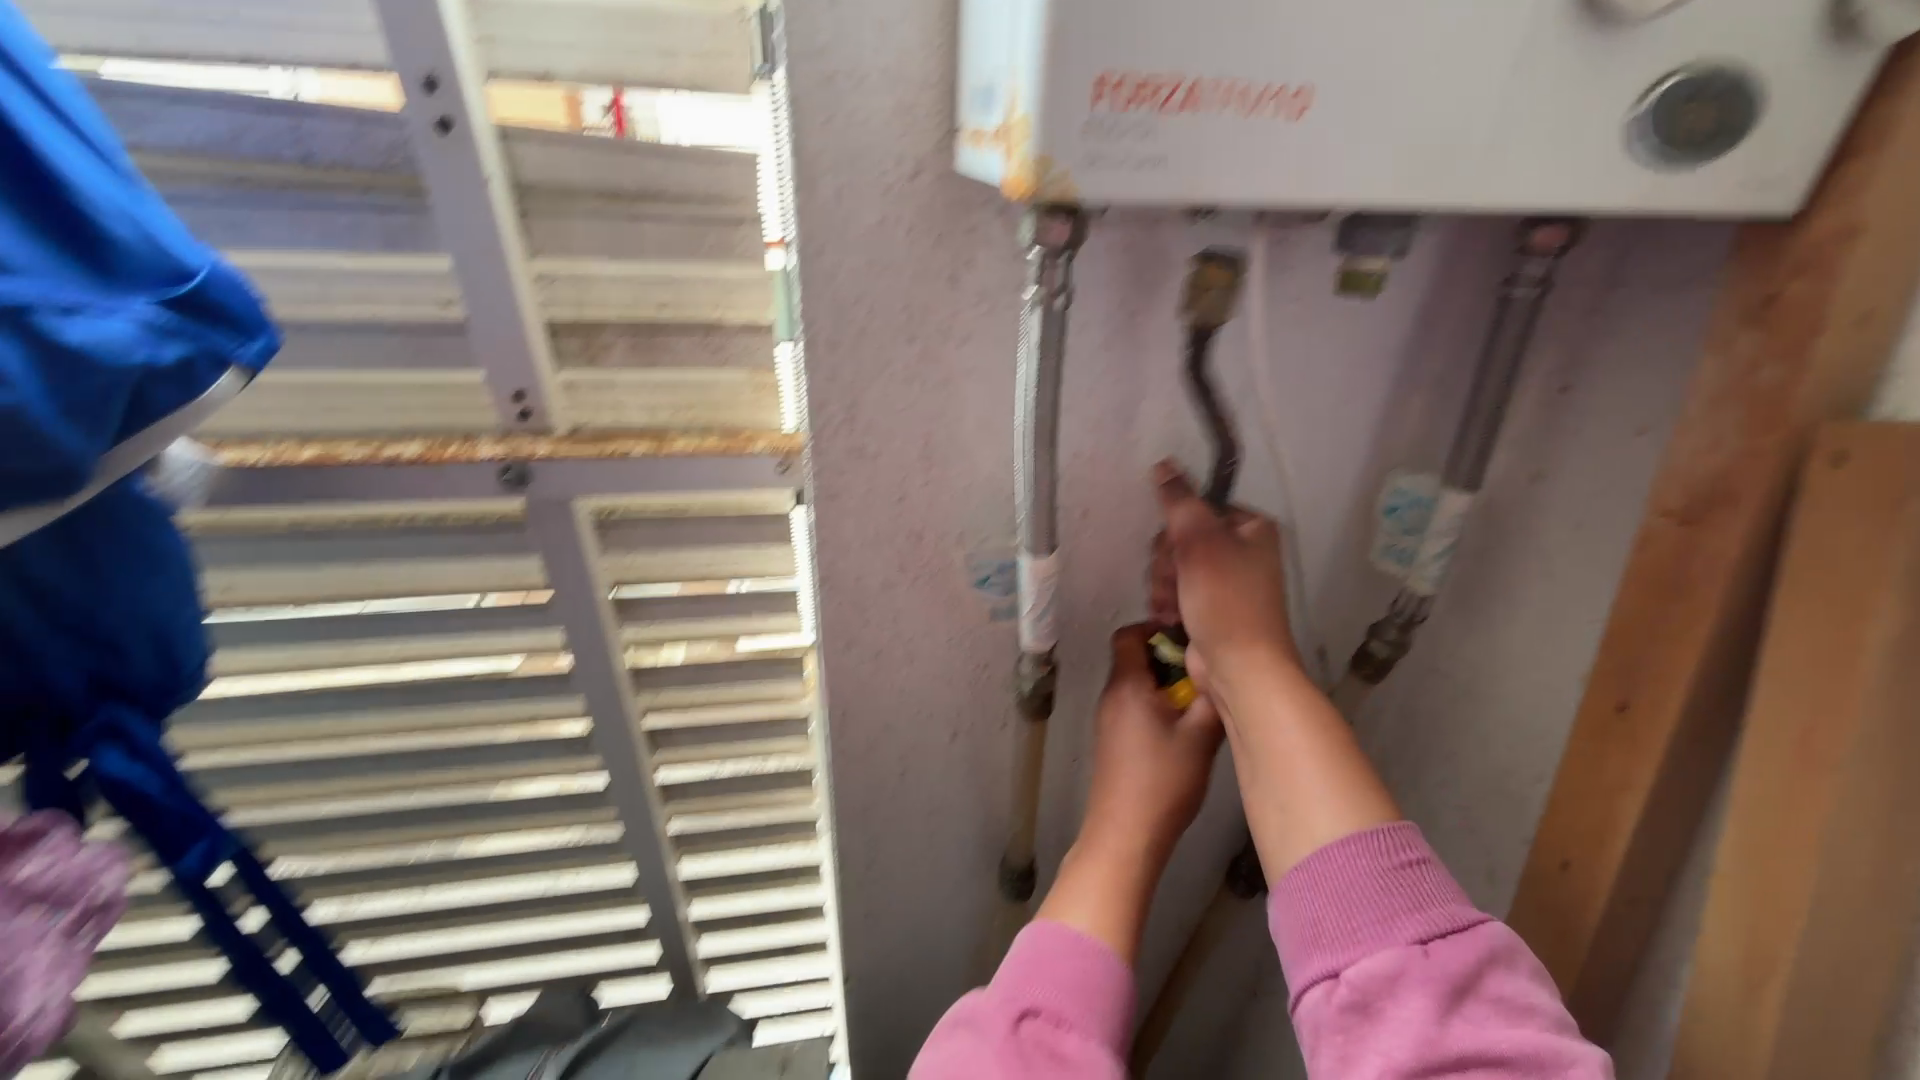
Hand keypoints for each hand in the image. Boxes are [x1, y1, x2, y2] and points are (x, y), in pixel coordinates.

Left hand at [1037, 624, 1223, 963]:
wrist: (1125, 833)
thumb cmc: (1163, 780)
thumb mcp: (1201, 735)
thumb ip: (1213, 696)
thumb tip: (1222, 667)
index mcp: (1127, 684)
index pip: (1129, 634)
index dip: (1157, 629)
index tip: (1190, 641)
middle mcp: (1112, 695)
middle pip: (1135, 658)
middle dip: (1169, 660)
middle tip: (1204, 673)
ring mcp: (1108, 719)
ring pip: (1137, 685)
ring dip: (1166, 686)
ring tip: (1200, 701)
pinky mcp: (1112, 741)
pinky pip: (1134, 707)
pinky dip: (1157, 707)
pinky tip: (1184, 729)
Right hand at [1147, 460, 1300, 700]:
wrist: (1238, 666)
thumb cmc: (1225, 599)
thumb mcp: (1199, 542)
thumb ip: (1178, 501)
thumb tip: (1163, 464)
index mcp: (1251, 528)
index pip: (1199, 509)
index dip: (1179, 529)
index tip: (1176, 549)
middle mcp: (1241, 552)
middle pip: (1181, 538)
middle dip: (1166, 562)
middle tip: (1173, 581)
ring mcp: (1225, 582)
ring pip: (1172, 566)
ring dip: (1162, 585)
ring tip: (1169, 605)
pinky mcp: (1210, 608)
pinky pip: (1175, 591)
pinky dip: (1167, 603)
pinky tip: (1167, 617)